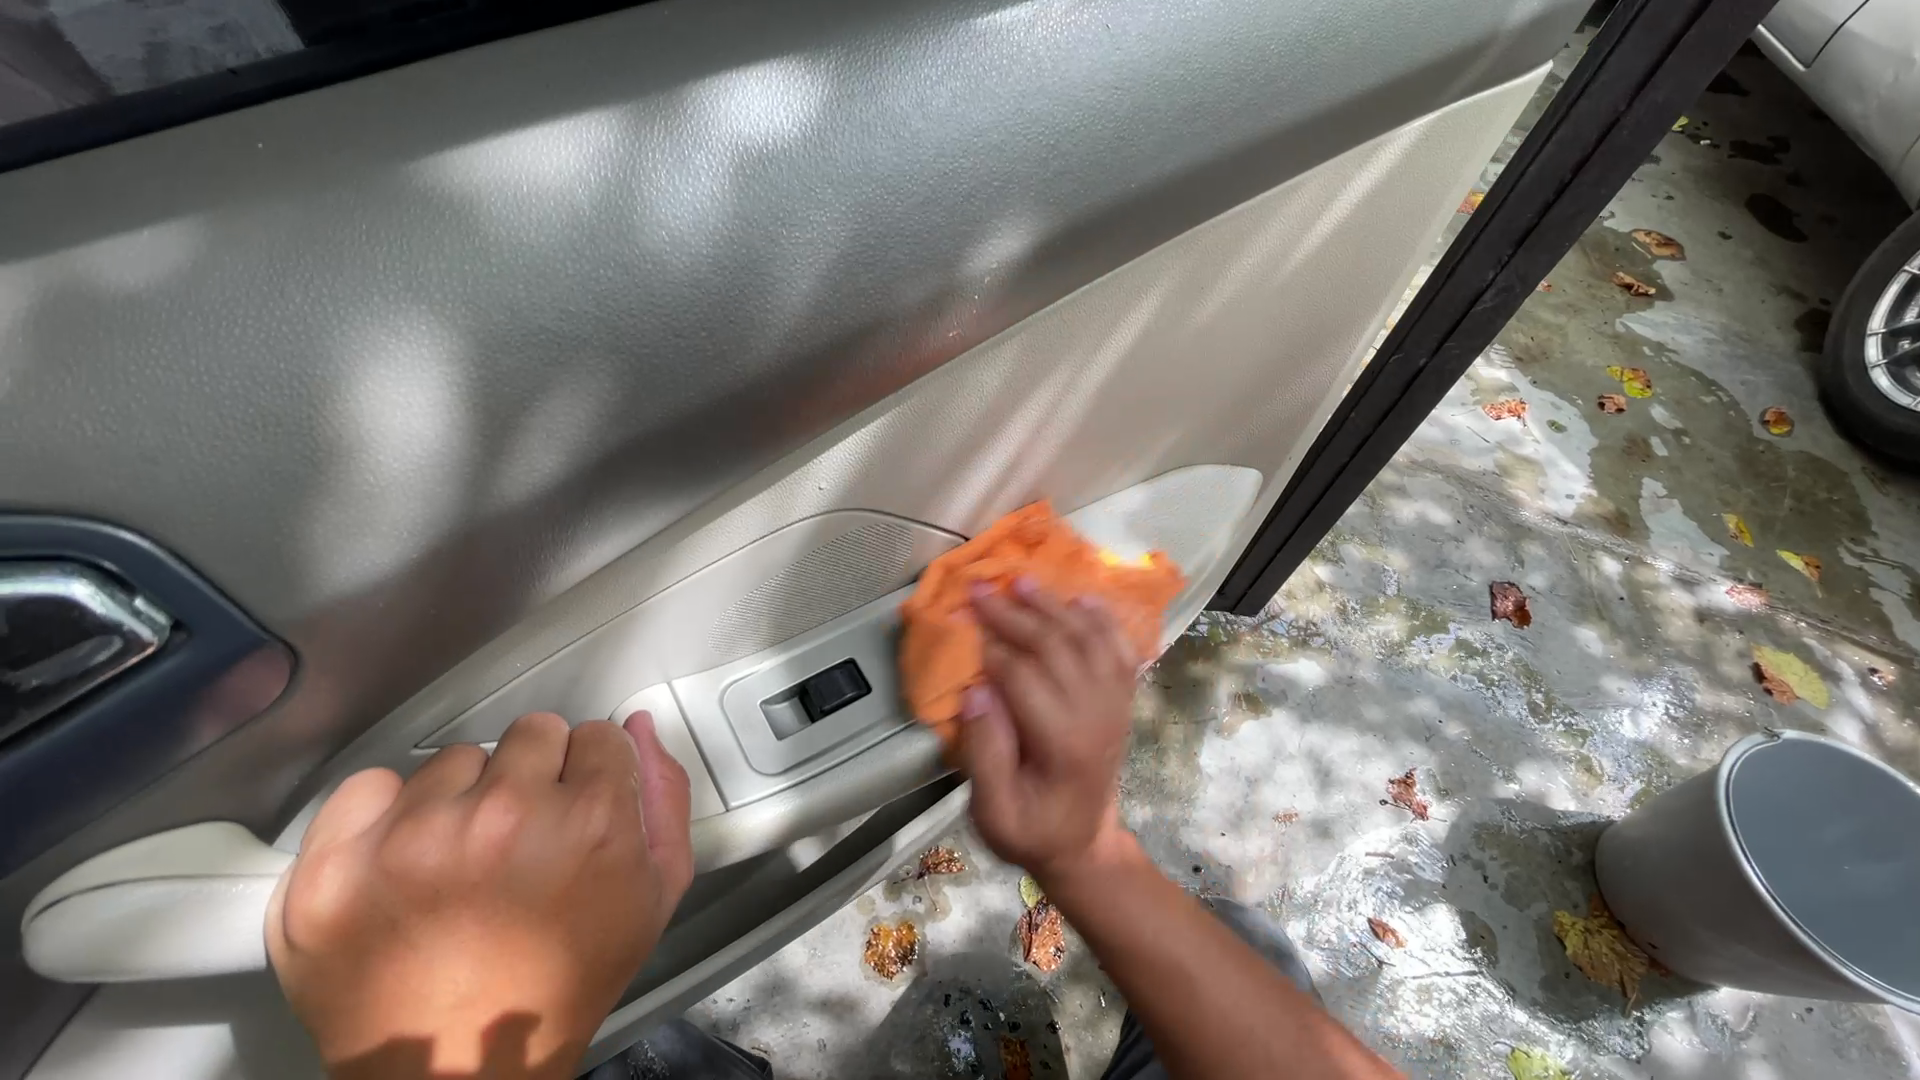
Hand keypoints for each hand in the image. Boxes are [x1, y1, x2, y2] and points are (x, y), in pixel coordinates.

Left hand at [268, 711, 692, 1078]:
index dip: (594, 773)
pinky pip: (368, 785)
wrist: (458, 1067)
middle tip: (524, 832)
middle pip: (533, 733)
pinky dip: (387, 812)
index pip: (597, 736)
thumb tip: (637, 726)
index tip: (578, 808)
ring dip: (467, 795)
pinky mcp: (335, 864)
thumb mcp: (656, 892)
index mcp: (590, 818)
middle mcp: (504, 812)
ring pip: (456, 760)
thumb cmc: (568, 976)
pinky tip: (406, 854)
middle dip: (539, 773)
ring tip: (463, 856)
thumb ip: (664, 798)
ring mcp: (412, 836)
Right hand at [956, 579, 1139, 885]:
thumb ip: (985, 754)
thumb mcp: (993, 812)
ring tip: (1022, 582)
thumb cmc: (1032, 830)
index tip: (964, 618)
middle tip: (981, 589)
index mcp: (1062, 744)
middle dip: (1015, 614)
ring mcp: (1115, 706)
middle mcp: (1096, 716)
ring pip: (1088, 640)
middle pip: (1056, 648)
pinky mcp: (1121, 701)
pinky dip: (1102, 621)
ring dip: (1055, 606)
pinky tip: (1081, 599)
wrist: (1084, 843)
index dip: (992, 645)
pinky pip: (1118, 650)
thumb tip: (977, 690)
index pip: (1024, 677)